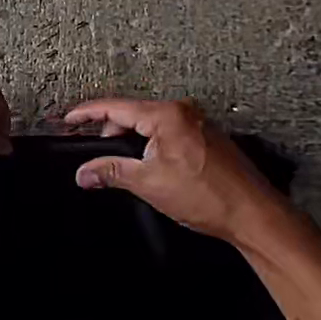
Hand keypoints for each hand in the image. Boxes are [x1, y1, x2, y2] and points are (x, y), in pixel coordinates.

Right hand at [64, 98, 288, 245]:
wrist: (250, 212)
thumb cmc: (210, 196)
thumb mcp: (149, 183)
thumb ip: (112, 172)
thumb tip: (86, 172)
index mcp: (167, 115)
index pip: (116, 107)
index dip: (88, 113)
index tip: (70, 118)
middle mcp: (184, 112)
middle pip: (134, 114)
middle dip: (111, 132)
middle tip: (94, 153)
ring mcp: (197, 124)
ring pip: (152, 125)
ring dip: (133, 141)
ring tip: (123, 166)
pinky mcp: (205, 138)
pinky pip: (169, 133)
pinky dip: (152, 145)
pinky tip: (150, 167)